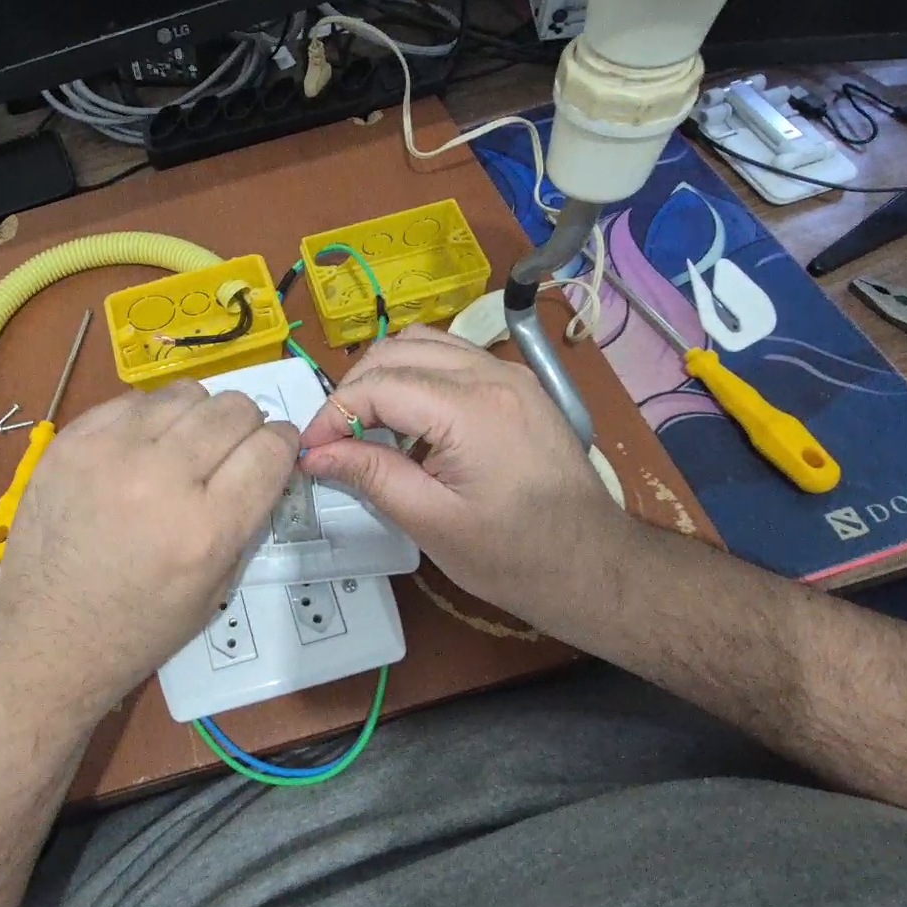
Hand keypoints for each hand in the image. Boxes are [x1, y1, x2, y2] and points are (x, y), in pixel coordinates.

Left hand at [0, 382, 297, 715]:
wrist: (44, 638)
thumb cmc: (136, 629)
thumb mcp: (215, 591)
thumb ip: (245, 520)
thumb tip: (262, 464)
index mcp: (205, 528)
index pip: (271, 449)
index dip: (284, 445)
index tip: (276, 451)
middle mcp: (161, 479)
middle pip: (234, 410)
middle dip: (247, 426)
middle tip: (231, 450)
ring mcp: (110, 453)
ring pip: (187, 393)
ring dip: (199, 416)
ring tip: (184, 445)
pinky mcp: (71, 442)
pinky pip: (134, 400)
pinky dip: (150, 418)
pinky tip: (141, 448)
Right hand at [298, 324, 627, 624]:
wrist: (594, 564)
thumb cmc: (514, 556)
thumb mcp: (431, 522)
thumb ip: (370, 475)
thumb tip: (316, 453)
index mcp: (472, 409)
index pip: (379, 386)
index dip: (334, 414)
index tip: (312, 449)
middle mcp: (492, 373)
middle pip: (396, 351)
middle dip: (353, 389)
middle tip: (334, 437)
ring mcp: (508, 373)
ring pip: (421, 342)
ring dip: (382, 375)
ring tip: (365, 424)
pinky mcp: (516, 383)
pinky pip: (449, 356)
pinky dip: (414, 375)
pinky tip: (407, 419)